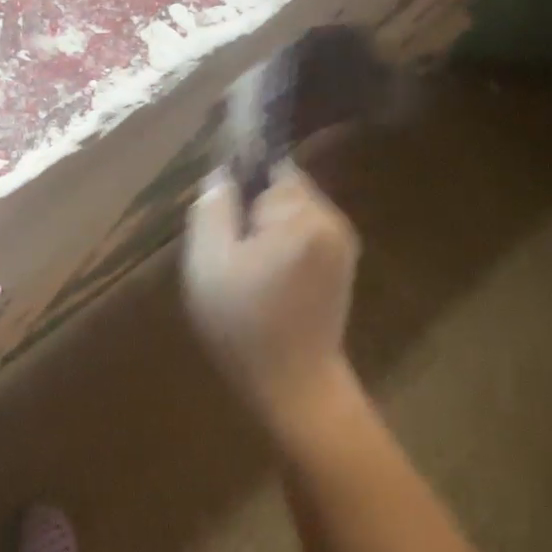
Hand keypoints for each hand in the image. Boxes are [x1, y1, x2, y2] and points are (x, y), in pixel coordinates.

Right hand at [180, 161, 358, 420]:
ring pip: (293, 217)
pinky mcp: (342, 270)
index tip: (221, 223)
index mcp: (302, 214)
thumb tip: (222, 176)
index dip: (240, 189)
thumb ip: (212, 210)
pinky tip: (266, 286)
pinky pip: (304, 241)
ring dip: (267, 235)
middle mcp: (333, 221)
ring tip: (244, 275)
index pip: (269, 167)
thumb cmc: (243, 324)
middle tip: (227, 257)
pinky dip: (282, 253)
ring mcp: (343, 246)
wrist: (292, 384)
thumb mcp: (208, 264)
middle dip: (253, 214)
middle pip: (283, 191)